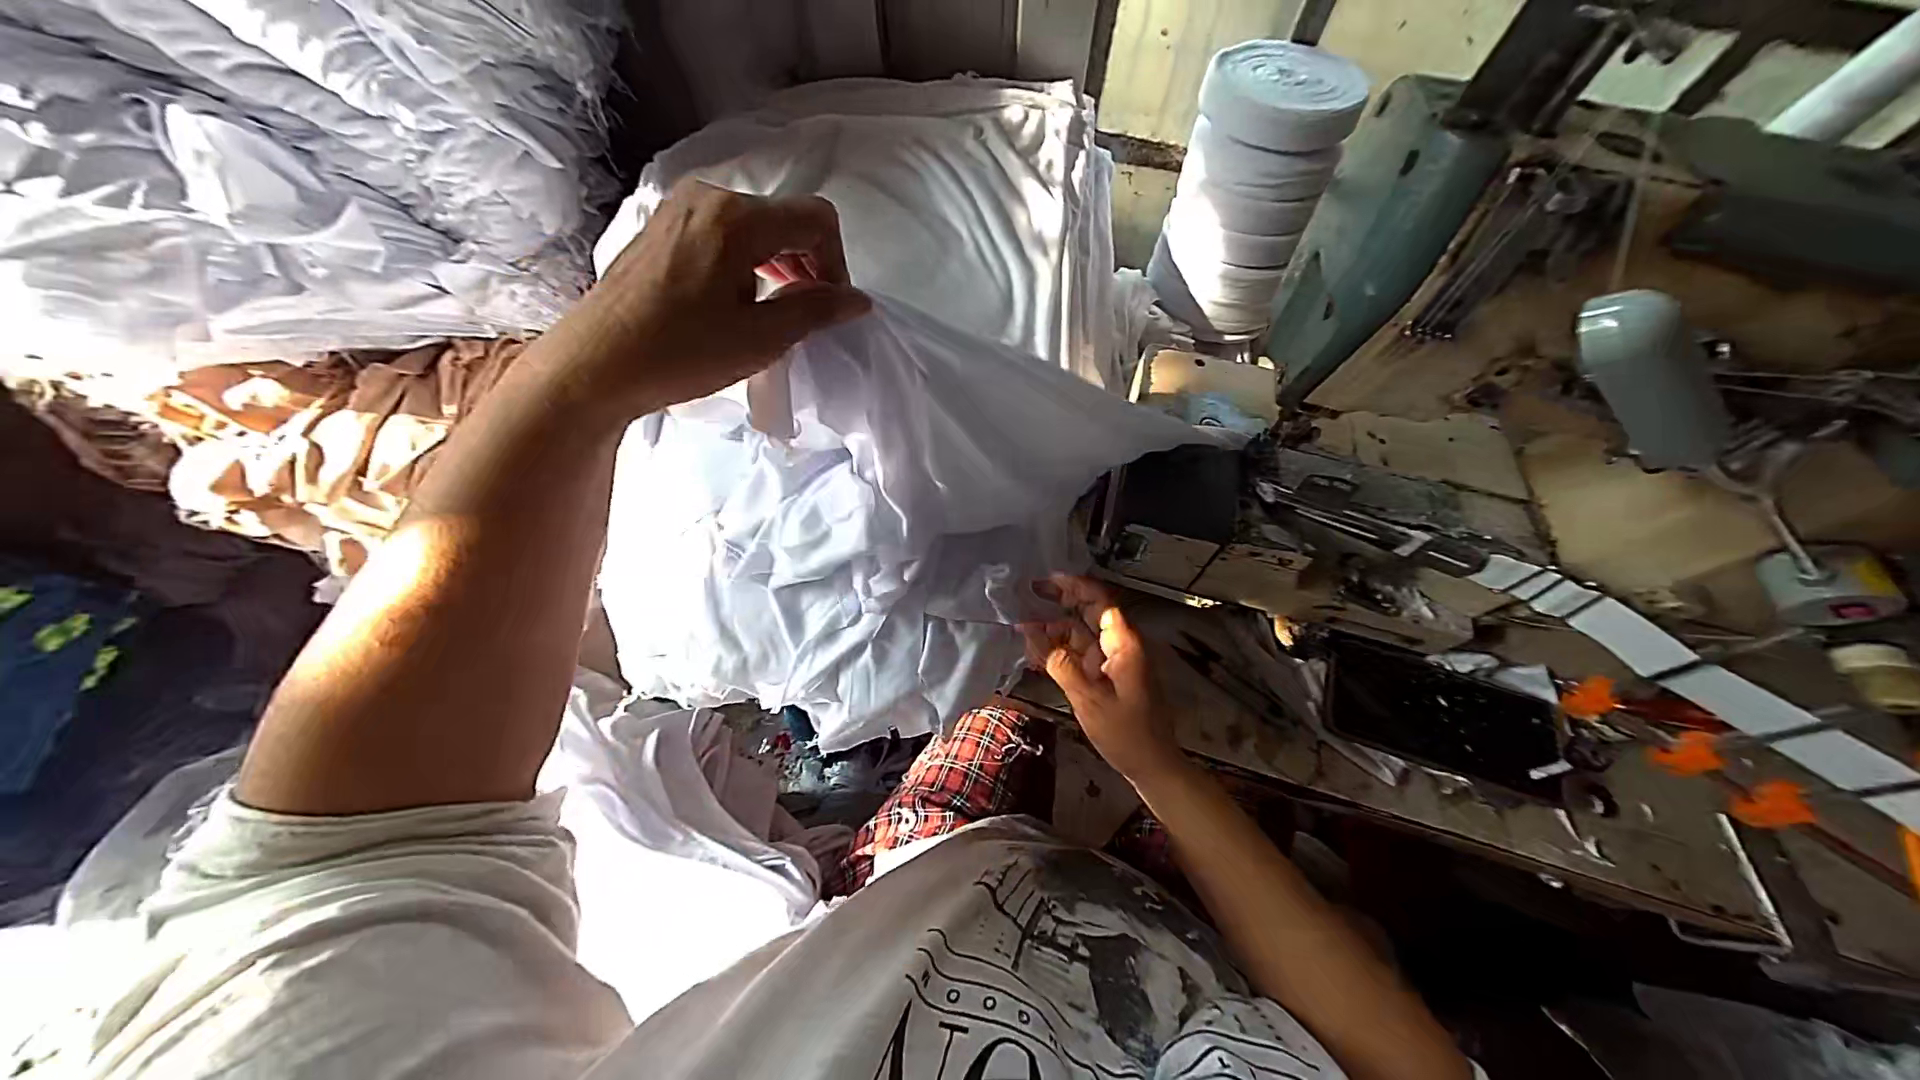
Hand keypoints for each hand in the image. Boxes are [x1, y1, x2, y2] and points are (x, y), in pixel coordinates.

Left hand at [538, 179, 870, 419]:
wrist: (596, 365)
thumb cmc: (682, 352)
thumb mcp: (761, 337)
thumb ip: (816, 310)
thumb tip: (858, 300)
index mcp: (737, 217)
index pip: (816, 219)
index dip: (837, 263)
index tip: (831, 307)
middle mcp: (708, 196)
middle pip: (785, 218)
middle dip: (809, 263)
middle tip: (808, 313)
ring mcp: (679, 208)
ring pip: (755, 225)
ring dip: (779, 263)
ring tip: (775, 312)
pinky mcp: (661, 227)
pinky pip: (723, 232)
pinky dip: (747, 261)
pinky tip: (738, 302)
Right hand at [1019, 574, 1181, 785]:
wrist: (1153, 765)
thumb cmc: (1126, 733)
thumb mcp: (1089, 700)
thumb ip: (1061, 665)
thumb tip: (1035, 635)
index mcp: (1124, 644)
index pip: (1100, 600)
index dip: (1074, 585)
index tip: (1047, 579)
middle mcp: (1120, 645)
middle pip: (1090, 611)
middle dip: (1062, 600)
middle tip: (1029, 593)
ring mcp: (1114, 660)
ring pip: (1083, 633)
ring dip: (1056, 627)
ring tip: (1024, 625)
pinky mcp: (1108, 675)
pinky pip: (1082, 653)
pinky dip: (1062, 649)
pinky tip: (1038, 649)